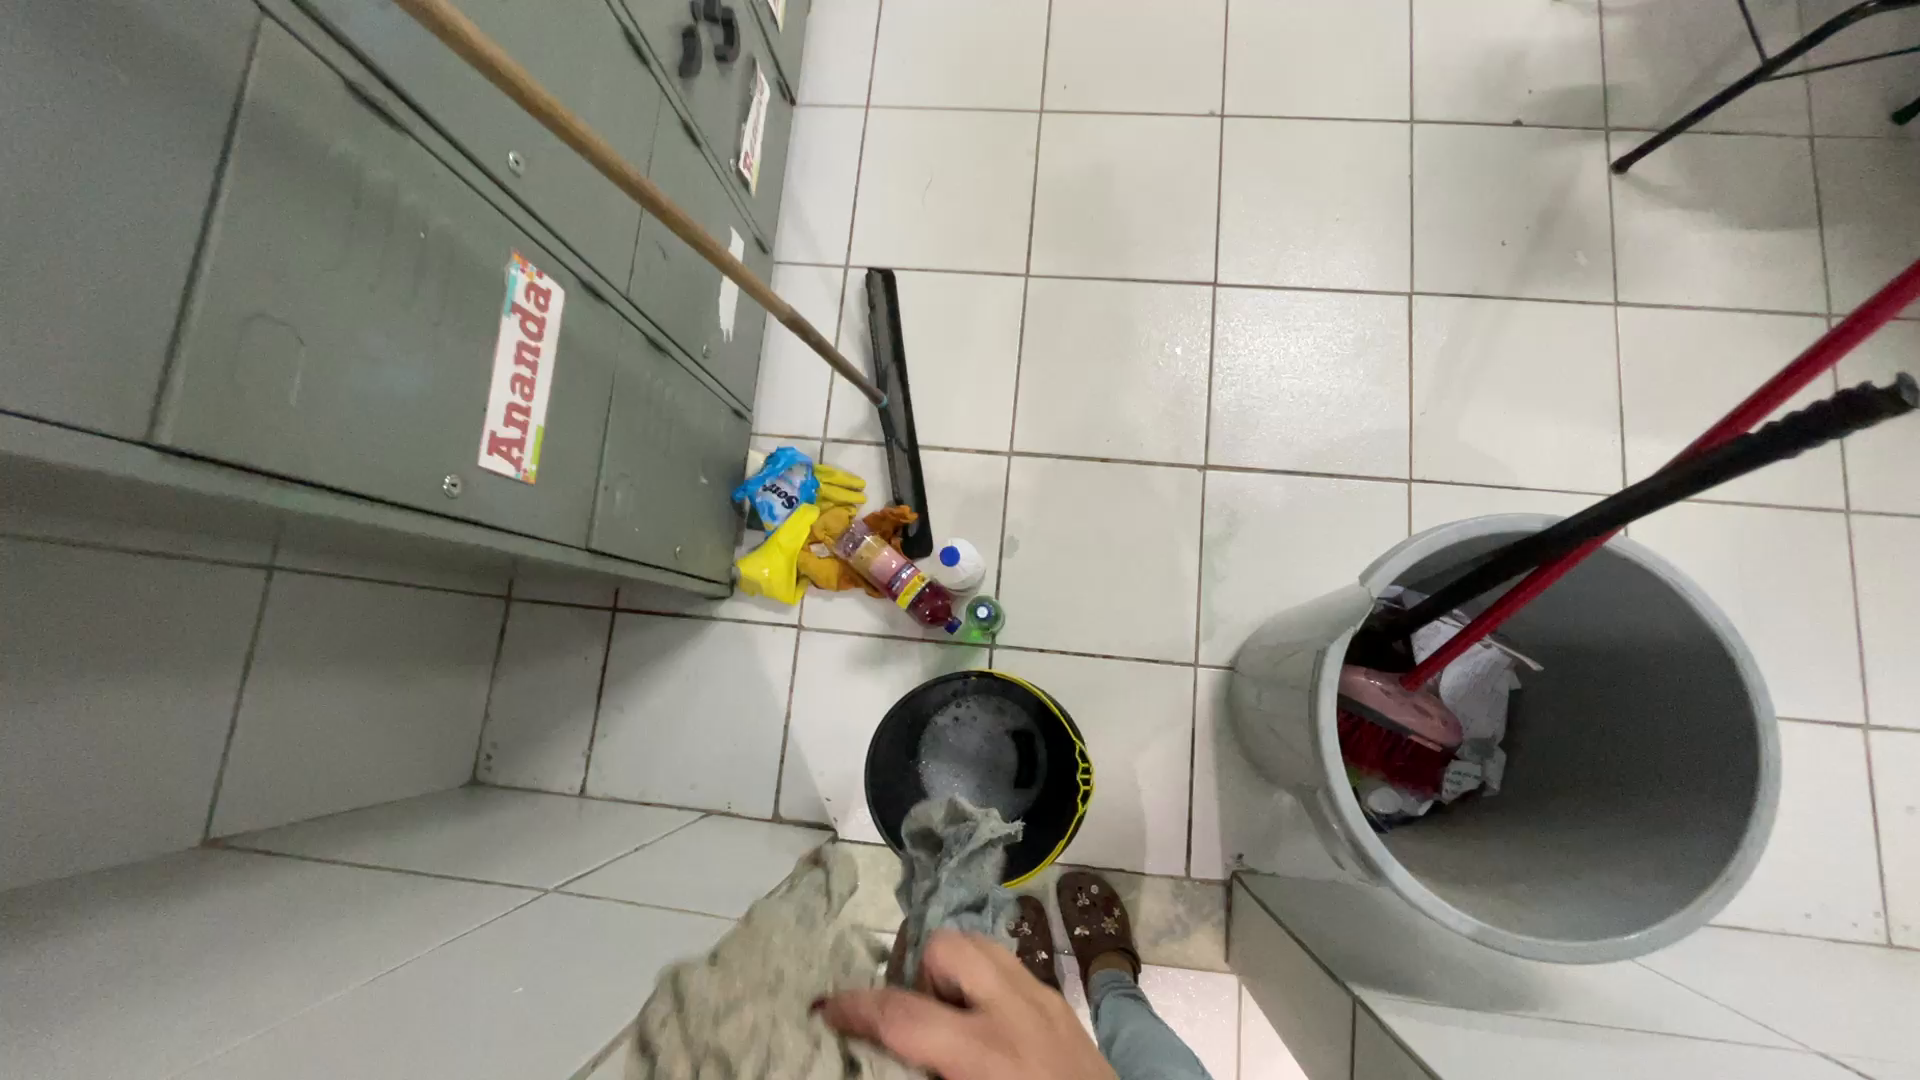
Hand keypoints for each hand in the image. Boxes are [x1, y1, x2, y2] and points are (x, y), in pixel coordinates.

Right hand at [821, 929, 1116, 1079]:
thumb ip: (925, 1067)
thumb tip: (885, 1052)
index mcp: (986, 1053)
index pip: (904, 1016)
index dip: (857, 1008)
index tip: (827, 1007)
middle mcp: (1016, 1011)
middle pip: (947, 948)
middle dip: (919, 971)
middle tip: (914, 1016)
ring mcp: (1043, 998)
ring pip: (981, 944)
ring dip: (953, 968)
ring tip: (948, 1014)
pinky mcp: (1061, 1002)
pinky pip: (1009, 965)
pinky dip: (985, 979)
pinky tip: (985, 1020)